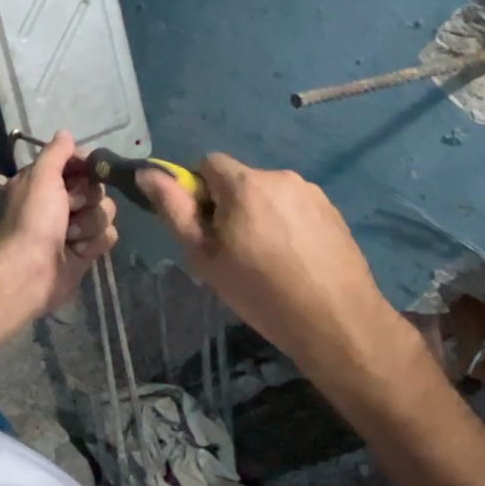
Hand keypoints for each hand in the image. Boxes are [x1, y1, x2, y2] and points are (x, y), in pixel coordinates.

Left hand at [0, 130, 118, 315]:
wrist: (30, 271)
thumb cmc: (33, 219)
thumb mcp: (41, 177)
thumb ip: (56, 153)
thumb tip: (65, 133)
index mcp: (45, 181)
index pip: (78, 163)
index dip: (86, 166)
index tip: (89, 170)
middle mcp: (60, 201)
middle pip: (97, 187)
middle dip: (87, 198)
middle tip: (69, 207)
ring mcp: (75, 226)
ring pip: (106, 211)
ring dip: (90, 223)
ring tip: (70, 235)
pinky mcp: (87, 249)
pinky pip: (108, 235)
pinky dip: (95, 242)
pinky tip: (78, 250)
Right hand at [138, 154, 412, 395]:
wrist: (337, 323)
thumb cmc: (260, 290)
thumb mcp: (203, 256)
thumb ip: (174, 209)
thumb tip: (147, 173)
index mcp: (244, 184)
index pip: (208, 163)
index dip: (199, 191)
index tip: (206, 227)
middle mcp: (279, 177)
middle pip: (240, 180)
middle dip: (230, 205)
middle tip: (233, 250)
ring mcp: (312, 193)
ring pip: (268, 194)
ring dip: (260, 214)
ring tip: (268, 258)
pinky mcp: (334, 212)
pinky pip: (295, 207)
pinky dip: (287, 225)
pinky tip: (295, 260)